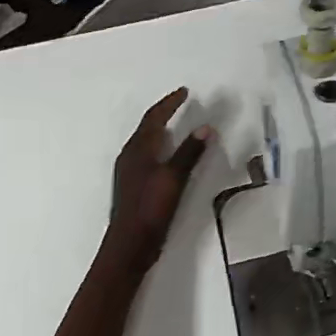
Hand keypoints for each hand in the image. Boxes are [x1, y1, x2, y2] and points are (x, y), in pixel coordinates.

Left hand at [106, 88, 211, 267]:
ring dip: (160, 129)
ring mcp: (129, 171)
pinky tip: (167, 156)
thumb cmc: (150, 208)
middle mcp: (131, 156)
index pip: (154, 118)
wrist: (129, 244)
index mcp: (139, 149)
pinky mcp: (133, 185)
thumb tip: (206, 127)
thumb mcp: (174, 178)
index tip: (184, 91)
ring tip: (176, 124)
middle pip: (147, 127)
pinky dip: (160, 146)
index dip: (169, 103)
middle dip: (163, 113)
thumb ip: (190, 152)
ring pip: (145, 141)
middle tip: (179, 103)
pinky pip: (147, 154)